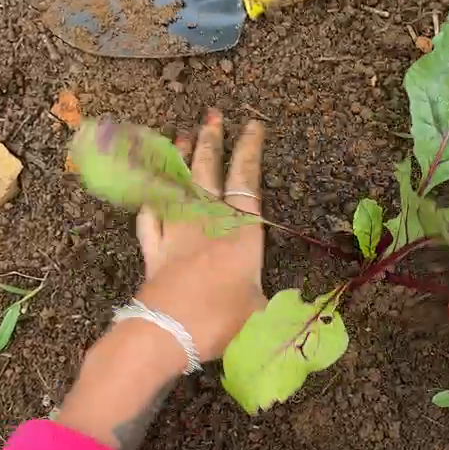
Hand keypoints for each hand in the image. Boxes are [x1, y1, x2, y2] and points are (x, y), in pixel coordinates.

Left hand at [54, 111, 265, 449]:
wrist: (167, 332)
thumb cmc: (222, 320)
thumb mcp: (263, 314)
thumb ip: (279, 304)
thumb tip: (300, 306)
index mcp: (241, 232)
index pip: (247, 180)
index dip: (250, 150)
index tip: (253, 125)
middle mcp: (208, 223)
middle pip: (208, 173)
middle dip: (211, 142)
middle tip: (211, 116)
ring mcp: (175, 233)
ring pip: (177, 186)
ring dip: (180, 160)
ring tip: (181, 135)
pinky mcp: (152, 250)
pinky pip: (148, 216)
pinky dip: (149, 199)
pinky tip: (149, 189)